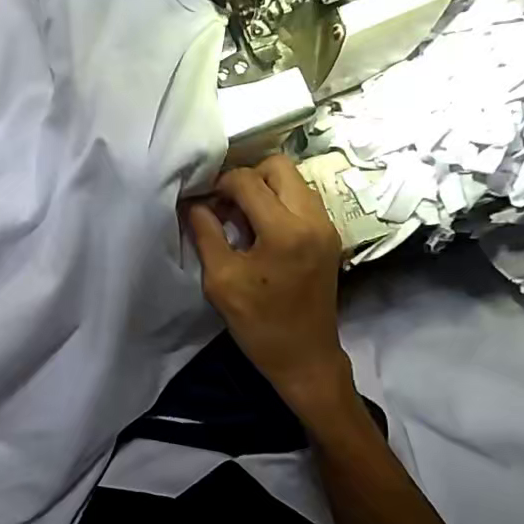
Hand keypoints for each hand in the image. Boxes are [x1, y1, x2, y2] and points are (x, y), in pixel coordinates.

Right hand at [186, 155, 350, 402]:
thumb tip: (193, 202)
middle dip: (247, 177)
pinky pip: (304, 199)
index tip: (204, 202)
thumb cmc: (259, 324)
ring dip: (265, 188)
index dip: (219, 184)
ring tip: (243, 216)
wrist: (306, 357)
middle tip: (226, 204)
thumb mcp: (221, 279)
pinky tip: (262, 228)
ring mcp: (327, 226)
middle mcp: (313, 219)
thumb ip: (205, 232)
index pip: (247, 180)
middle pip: (278, 166)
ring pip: (294, 179)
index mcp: (285, 230)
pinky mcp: (330, 236)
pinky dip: (281, 202)